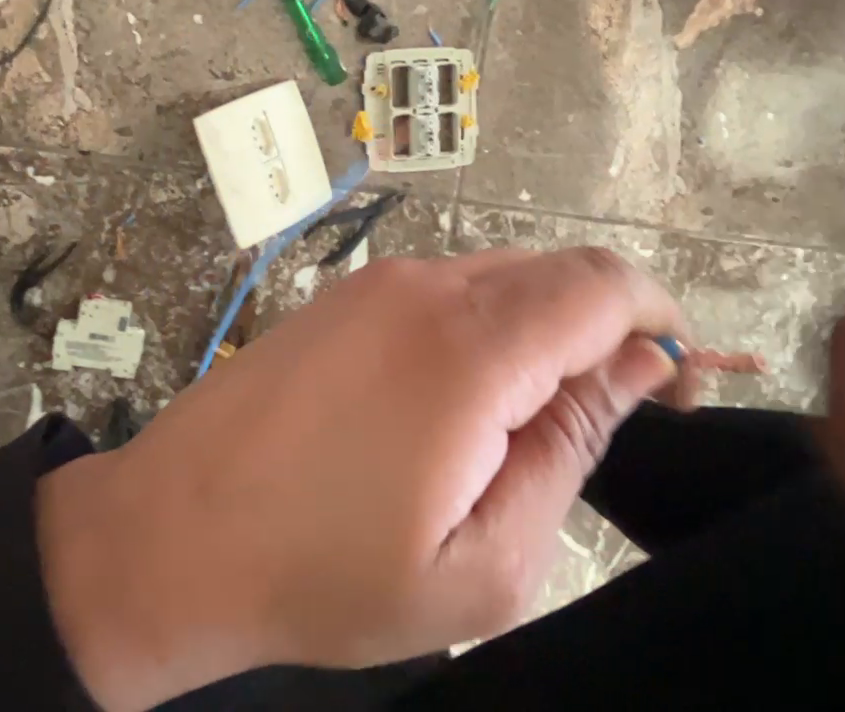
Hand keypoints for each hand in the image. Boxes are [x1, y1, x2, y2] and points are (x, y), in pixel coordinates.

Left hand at [37, 249, 683, 710]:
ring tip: (514, 430)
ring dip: (539, 334)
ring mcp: (371, 284)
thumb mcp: (484, 561)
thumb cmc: (325, 572)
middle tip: (599, 421)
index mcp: (468, 348)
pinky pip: (441, 292)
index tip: (674, 387)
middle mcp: (421, 288)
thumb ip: (569, 448)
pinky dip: (481, 330)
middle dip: (605, 330)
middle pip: (555, 272)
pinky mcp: (338, 298)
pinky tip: (452, 406)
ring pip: (498, 278)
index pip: (605, 284)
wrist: (170, 536)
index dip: (661, 321)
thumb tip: (633, 366)